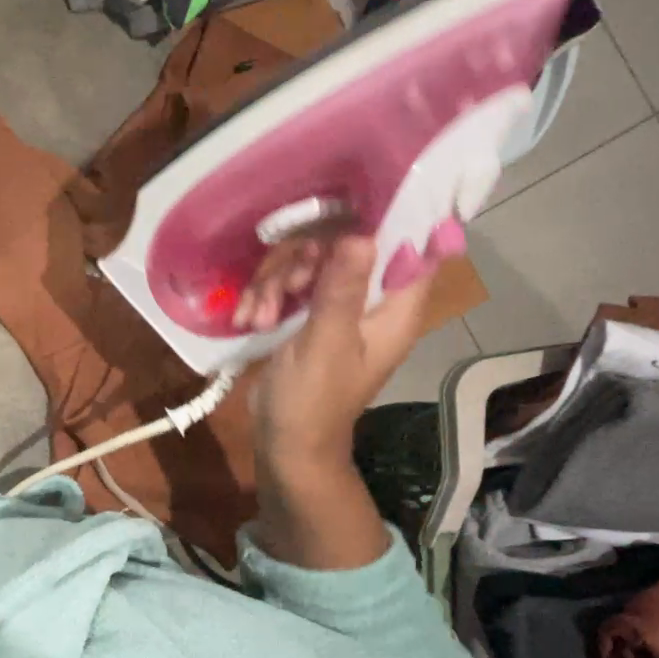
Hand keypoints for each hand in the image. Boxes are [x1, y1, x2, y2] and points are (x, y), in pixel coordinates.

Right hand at [246, 232, 438, 569]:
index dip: (382, 219)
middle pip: (344, 246)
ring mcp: (334, 308)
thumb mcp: (325, 344)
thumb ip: (341, 290)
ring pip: (308, 264)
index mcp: (394, 306)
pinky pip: (286, 287)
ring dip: (274, 283)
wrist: (284, 443)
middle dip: (303, 261)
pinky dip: (264, 298)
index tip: (338, 214)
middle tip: (282, 289)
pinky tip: (249, 320)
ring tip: (257, 317)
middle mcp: (370, 300)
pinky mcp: (304, 317)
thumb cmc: (313, 401)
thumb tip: (360, 234)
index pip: (409, 243)